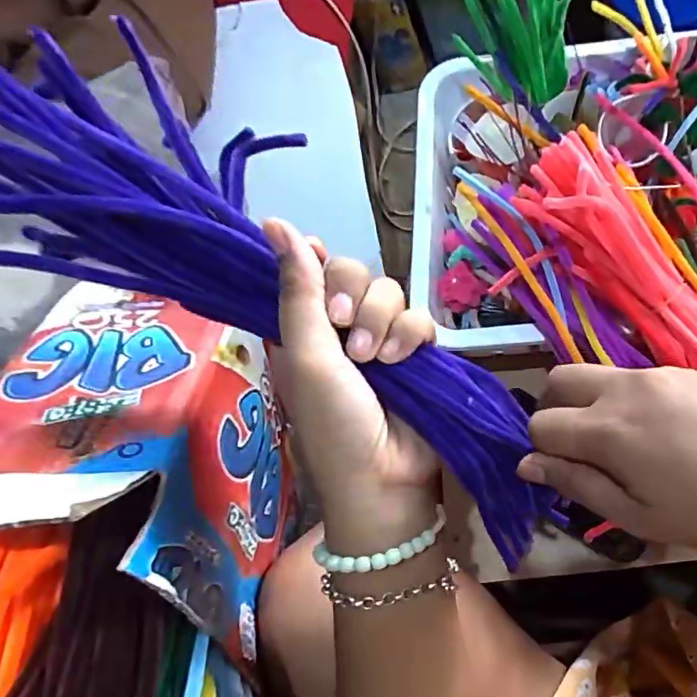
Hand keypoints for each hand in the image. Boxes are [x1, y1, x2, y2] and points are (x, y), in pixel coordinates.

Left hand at [263, 219, 439, 542]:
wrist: (384, 474)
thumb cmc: (332, 422)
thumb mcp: (305, 357)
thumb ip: (299, 292)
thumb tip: (274, 222)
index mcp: (304, 328)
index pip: (310, 271)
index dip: (315, 262)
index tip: (318, 260)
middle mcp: (342, 330)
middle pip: (354, 274)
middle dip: (351, 296)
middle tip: (343, 330)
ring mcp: (384, 342)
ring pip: (391, 294)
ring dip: (380, 321)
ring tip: (374, 360)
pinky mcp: (420, 356)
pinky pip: (422, 320)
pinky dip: (411, 336)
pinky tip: (401, 362)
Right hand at [518, 366, 696, 555]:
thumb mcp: (638, 516)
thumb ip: (578, 485)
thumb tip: (528, 464)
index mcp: (609, 428)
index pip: (541, 423)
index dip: (540, 451)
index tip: (562, 475)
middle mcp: (626, 387)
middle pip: (558, 380)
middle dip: (553, 413)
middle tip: (578, 453)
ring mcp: (658, 373)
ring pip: (596, 374)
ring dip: (587, 404)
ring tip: (619, 447)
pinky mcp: (685, 371)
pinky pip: (631, 377)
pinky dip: (621, 399)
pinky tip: (655, 433)